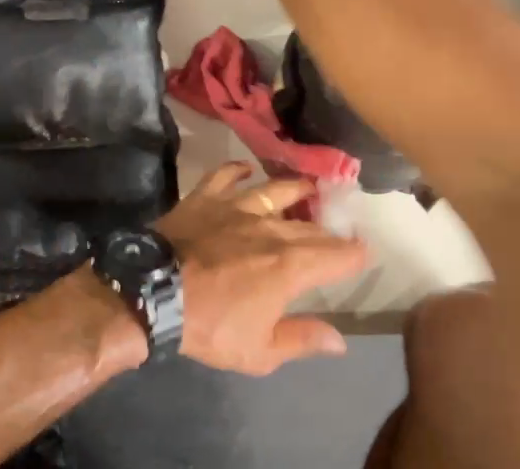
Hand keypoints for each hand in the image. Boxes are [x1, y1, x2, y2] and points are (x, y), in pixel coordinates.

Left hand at [159, 162, 367, 374]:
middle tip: (338, 227)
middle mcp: (269, 229)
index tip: (367, 249)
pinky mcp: (203, 198)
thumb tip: (339, 339)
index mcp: (290, 267)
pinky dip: (237, 169)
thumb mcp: (260, 351)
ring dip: (294, 188)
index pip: (337, 256)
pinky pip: (224, 176)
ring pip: (273, 192)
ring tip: (309, 186)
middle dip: (327, 228)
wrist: (152, 292)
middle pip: (308, 226)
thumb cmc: (209, 326)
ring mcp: (234, 208)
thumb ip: (302, 339)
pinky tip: (247, 168)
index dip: (356, 253)